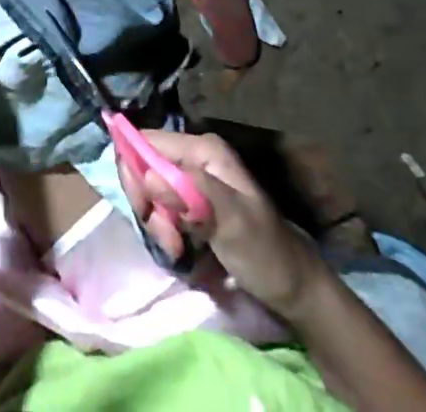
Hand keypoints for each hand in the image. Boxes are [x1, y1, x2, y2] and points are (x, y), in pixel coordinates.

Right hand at [119, 130, 329, 317]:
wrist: (290, 283)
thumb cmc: (264, 250)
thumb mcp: (232, 221)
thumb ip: (192, 193)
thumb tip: (148, 177)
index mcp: (203, 148)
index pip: (145, 142)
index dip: (134, 172)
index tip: (145, 210)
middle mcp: (194, 156)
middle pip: (143, 165)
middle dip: (147, 203)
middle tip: (168, 236)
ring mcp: (192, 178)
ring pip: (149, 190)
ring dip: (156, 222)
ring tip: (178, 246)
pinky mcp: (190, 201)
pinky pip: (160, 207)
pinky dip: (164, 229)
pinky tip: (180, 246)